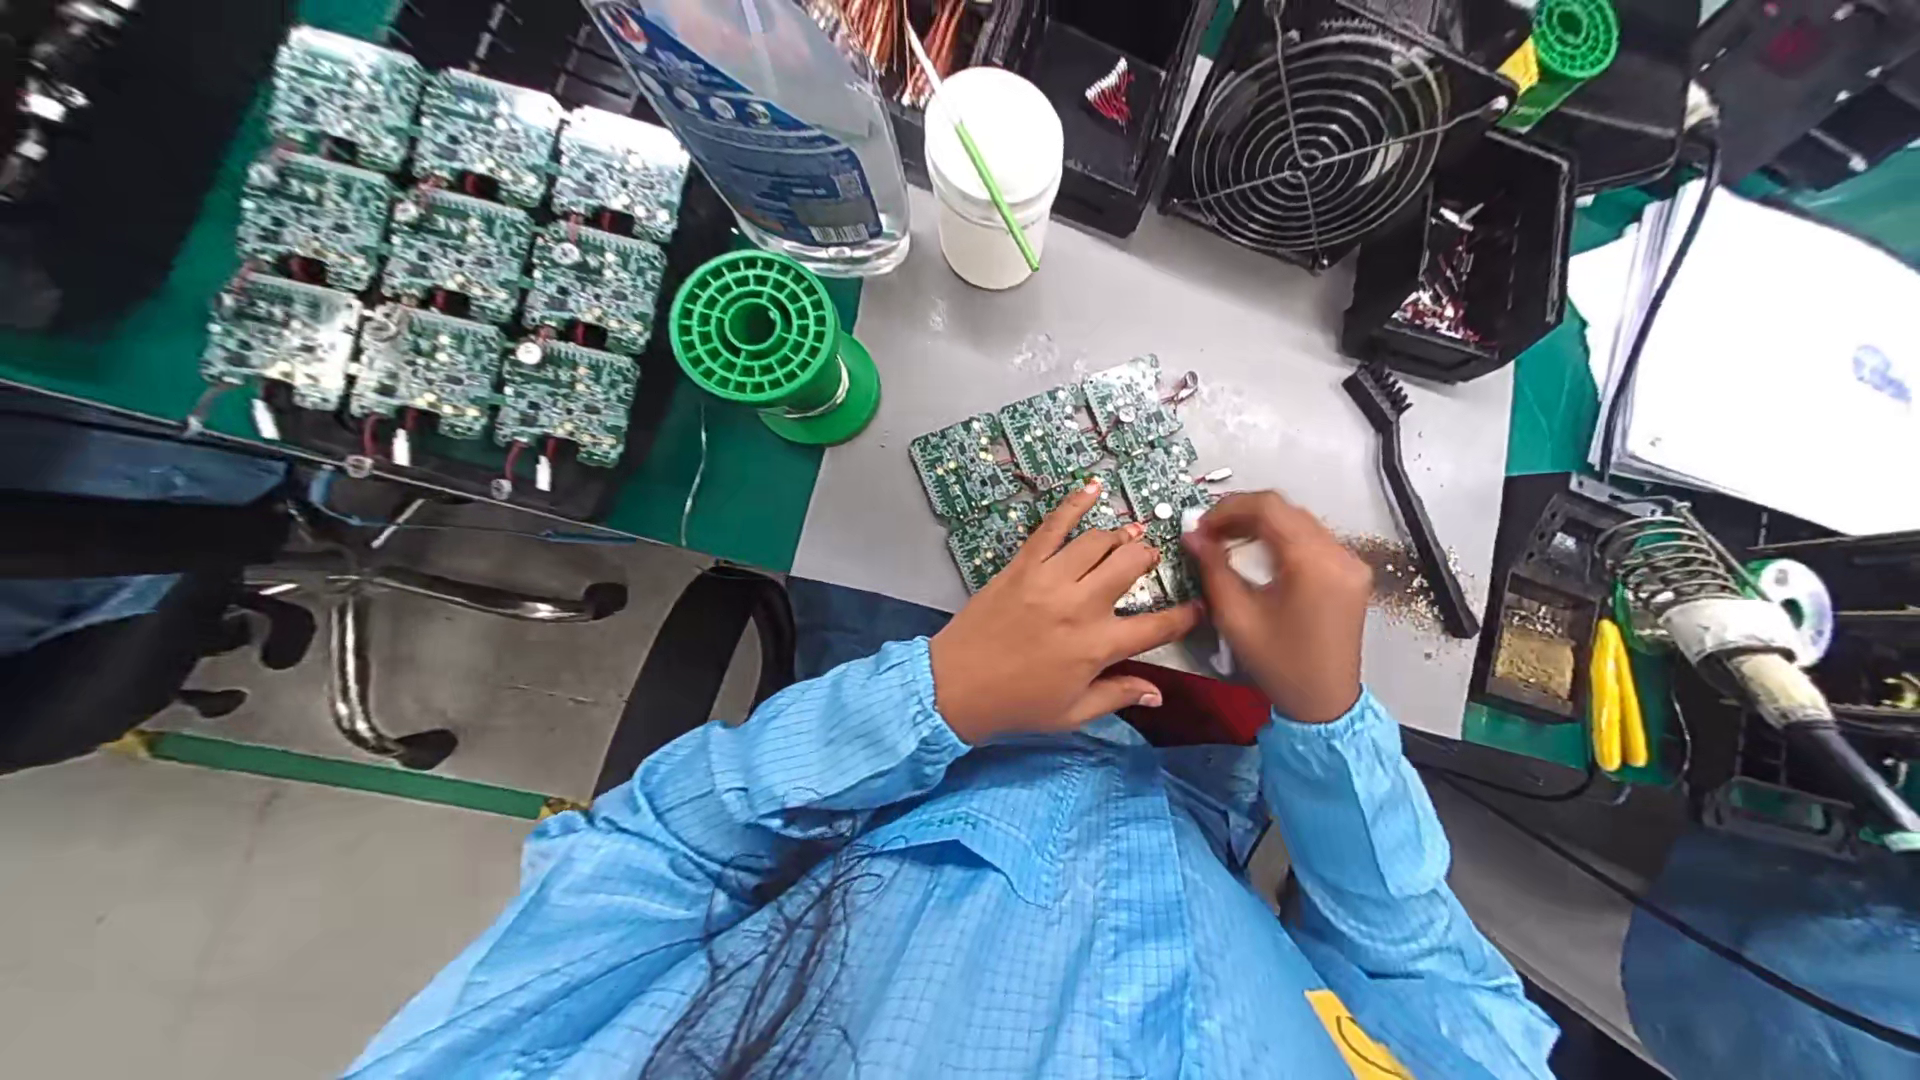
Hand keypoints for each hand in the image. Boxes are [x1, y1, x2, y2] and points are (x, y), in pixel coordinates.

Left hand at [930, 482, 1200, 743]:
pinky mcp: (1022, 566)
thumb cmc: (1016, 704)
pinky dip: (1073, 504)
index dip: (1186, 616)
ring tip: (1128, 536)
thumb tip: (1158, 692)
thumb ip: (1118, 696)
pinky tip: (1092, 488)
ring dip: (1119, 536)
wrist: (954, 686)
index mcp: (1098, 646)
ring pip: (1097, 542)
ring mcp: (1049, 580)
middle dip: (1149, 558)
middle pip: (1131, 566)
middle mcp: (1080, 606)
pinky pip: (1051, 528)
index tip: (1199, 607)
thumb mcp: (1072, 712)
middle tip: (1149, 560)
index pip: (1158, 626)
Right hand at [1185, 492, 1371, 723]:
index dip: (1227, 508)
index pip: (1268, 507)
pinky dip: (1278, 536)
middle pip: (1284, 508)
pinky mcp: (1349, 572)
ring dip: (1259, 522)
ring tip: (1225, 540)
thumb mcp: (1235, 615)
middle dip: (1240, 513)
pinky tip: (1254, 551)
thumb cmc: (1279, 664)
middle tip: (1207, 532)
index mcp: (1313, 563)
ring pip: (1297, 519)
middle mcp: (1339, 554)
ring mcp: (1349, 562)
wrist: (1323, 701)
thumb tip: (1192, 536)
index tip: (1200, 526)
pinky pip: (1310, 537)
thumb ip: (1212, 567)